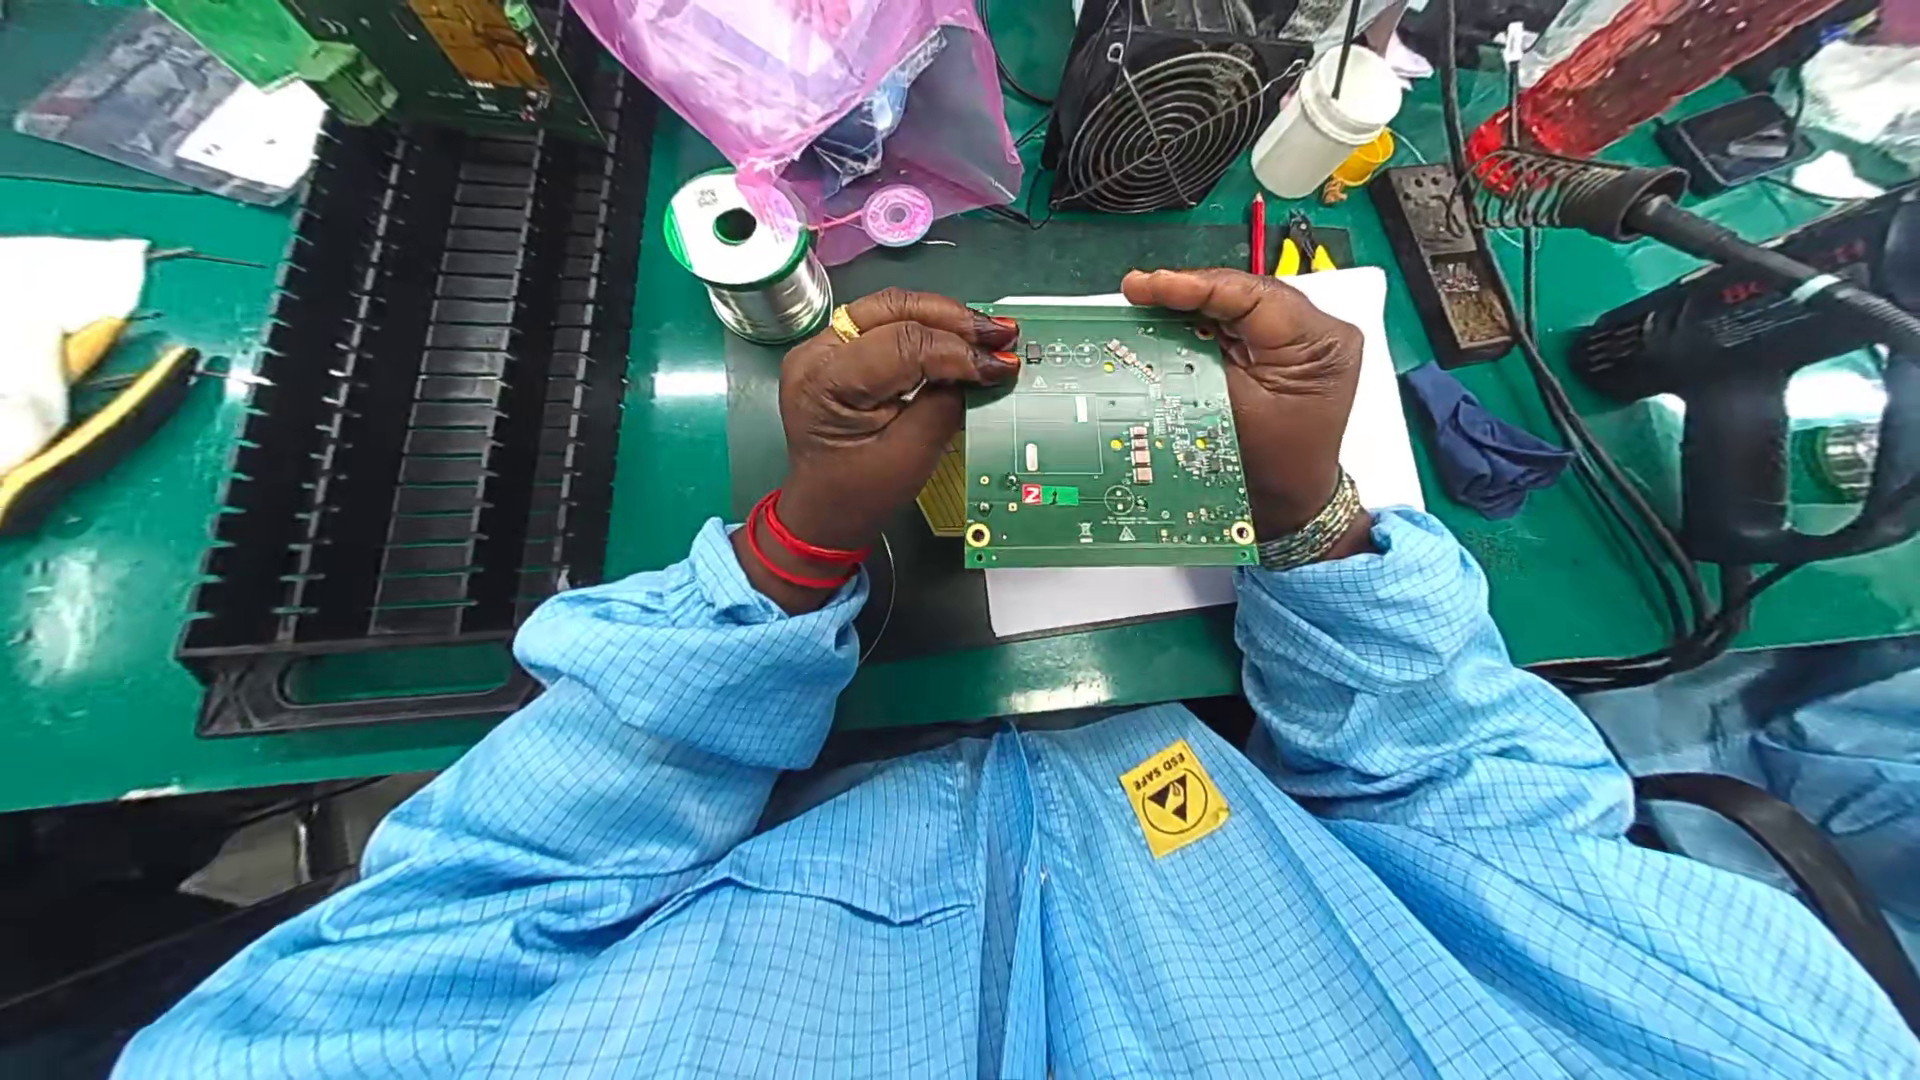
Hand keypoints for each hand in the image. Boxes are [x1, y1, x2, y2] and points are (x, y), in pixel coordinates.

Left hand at [735, 288, 1021, 611]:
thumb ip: (943, 407)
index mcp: (824, 382)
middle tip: (1002, 336)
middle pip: (894, 310)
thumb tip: (978, 370)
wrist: (824, 513)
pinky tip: (960, 339)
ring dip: (945, 318)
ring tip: (989, 334)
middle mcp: (817, 352)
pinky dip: (929, 329)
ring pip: (893, 309)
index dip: (957, 352)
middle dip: (954, 320)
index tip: (1001, 367)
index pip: (901, 345)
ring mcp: (825, 347)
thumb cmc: (860, 496)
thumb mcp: (909, 457)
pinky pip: (888, 325)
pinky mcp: (841, 352)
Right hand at [1120, 268, 1371, 557]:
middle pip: (1241, 296)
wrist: (1289, 503)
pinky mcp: (1270, 356)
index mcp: (1321, 342)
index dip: (1195, 286)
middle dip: (1187, 294)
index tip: (1147, 285)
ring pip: (1231, 310)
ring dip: (1186, 310)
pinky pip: (1227, 332)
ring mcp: (1291, 343)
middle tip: (1138, 292)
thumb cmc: (1275, 467)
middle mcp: (1312, 333)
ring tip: (1143, 305)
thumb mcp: (1237, 413)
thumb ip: (1201, 366)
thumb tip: (1158, 334)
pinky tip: (1162, 328)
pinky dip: (1192, 332)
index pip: (1253, 295)